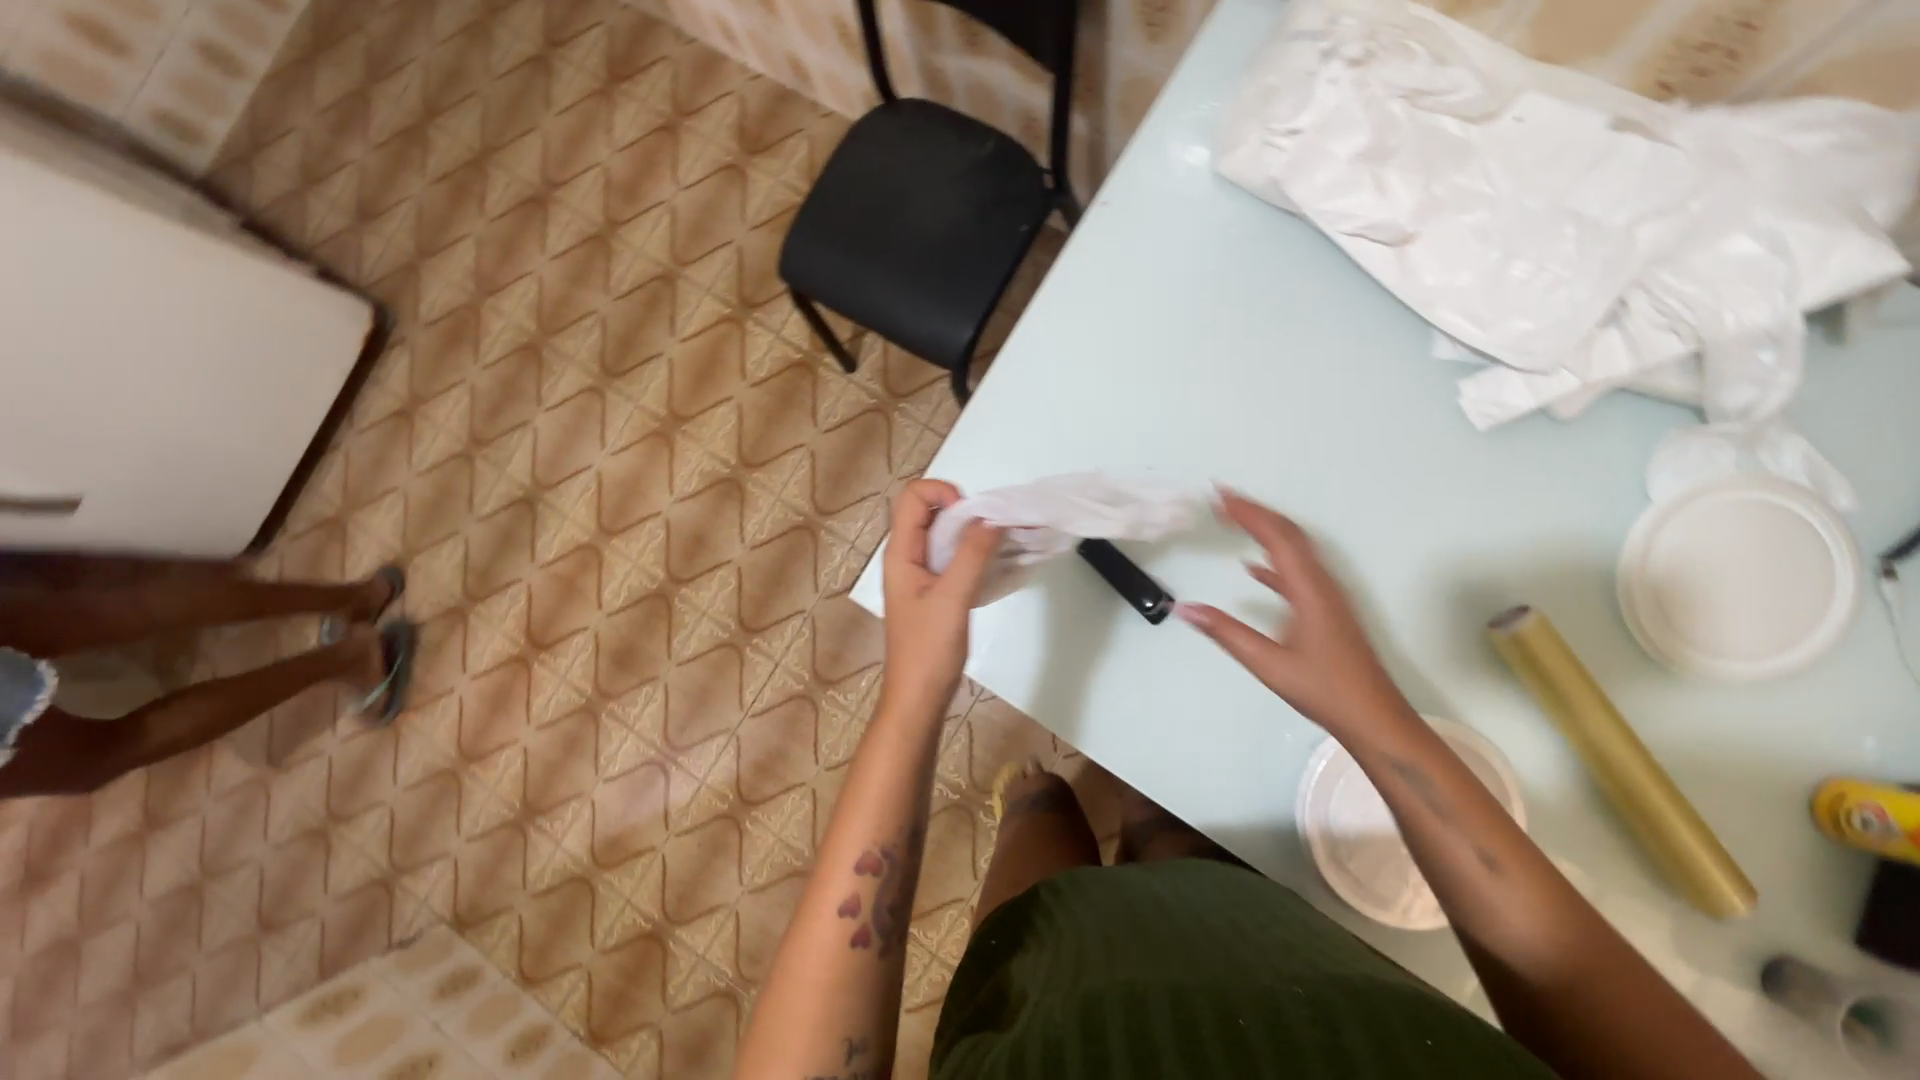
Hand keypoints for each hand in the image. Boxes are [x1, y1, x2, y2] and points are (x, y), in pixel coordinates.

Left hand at [879, 480, 1001, 717]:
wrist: (918, 698)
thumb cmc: (928, 650)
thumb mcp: (952, 598)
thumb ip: (972, 554)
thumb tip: (993, 517)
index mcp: (901, 553)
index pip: (913, 496)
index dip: (943, 493)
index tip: (973, 516)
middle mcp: (907, 557)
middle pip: (930, 511)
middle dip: (964, 511)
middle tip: (992, 532)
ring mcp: (920, 575)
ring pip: (944, 535)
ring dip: (971, 532)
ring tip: (1001, 545)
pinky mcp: (935, 591)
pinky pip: (952, 557)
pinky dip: (973, 553)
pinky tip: (994, 566)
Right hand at [1175, 490, 1414, 735]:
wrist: (1374, 718)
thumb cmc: (1325, 690)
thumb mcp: (1268, 663)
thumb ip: (1226, 633)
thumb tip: (1184, 609)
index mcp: (1309, 589)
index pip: (1277, 537)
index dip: (1248, 512)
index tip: (1220, 495)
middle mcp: (1322, 584)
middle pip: (1289, 534)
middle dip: (1256, 512)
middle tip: (1223, 499)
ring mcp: (1327, 597)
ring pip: (1296, 550)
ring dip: (1266, 531)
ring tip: (1235, 521)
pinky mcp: (1327, 611)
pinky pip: (1298, 572)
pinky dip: (1274, 560)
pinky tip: (1253, 568)